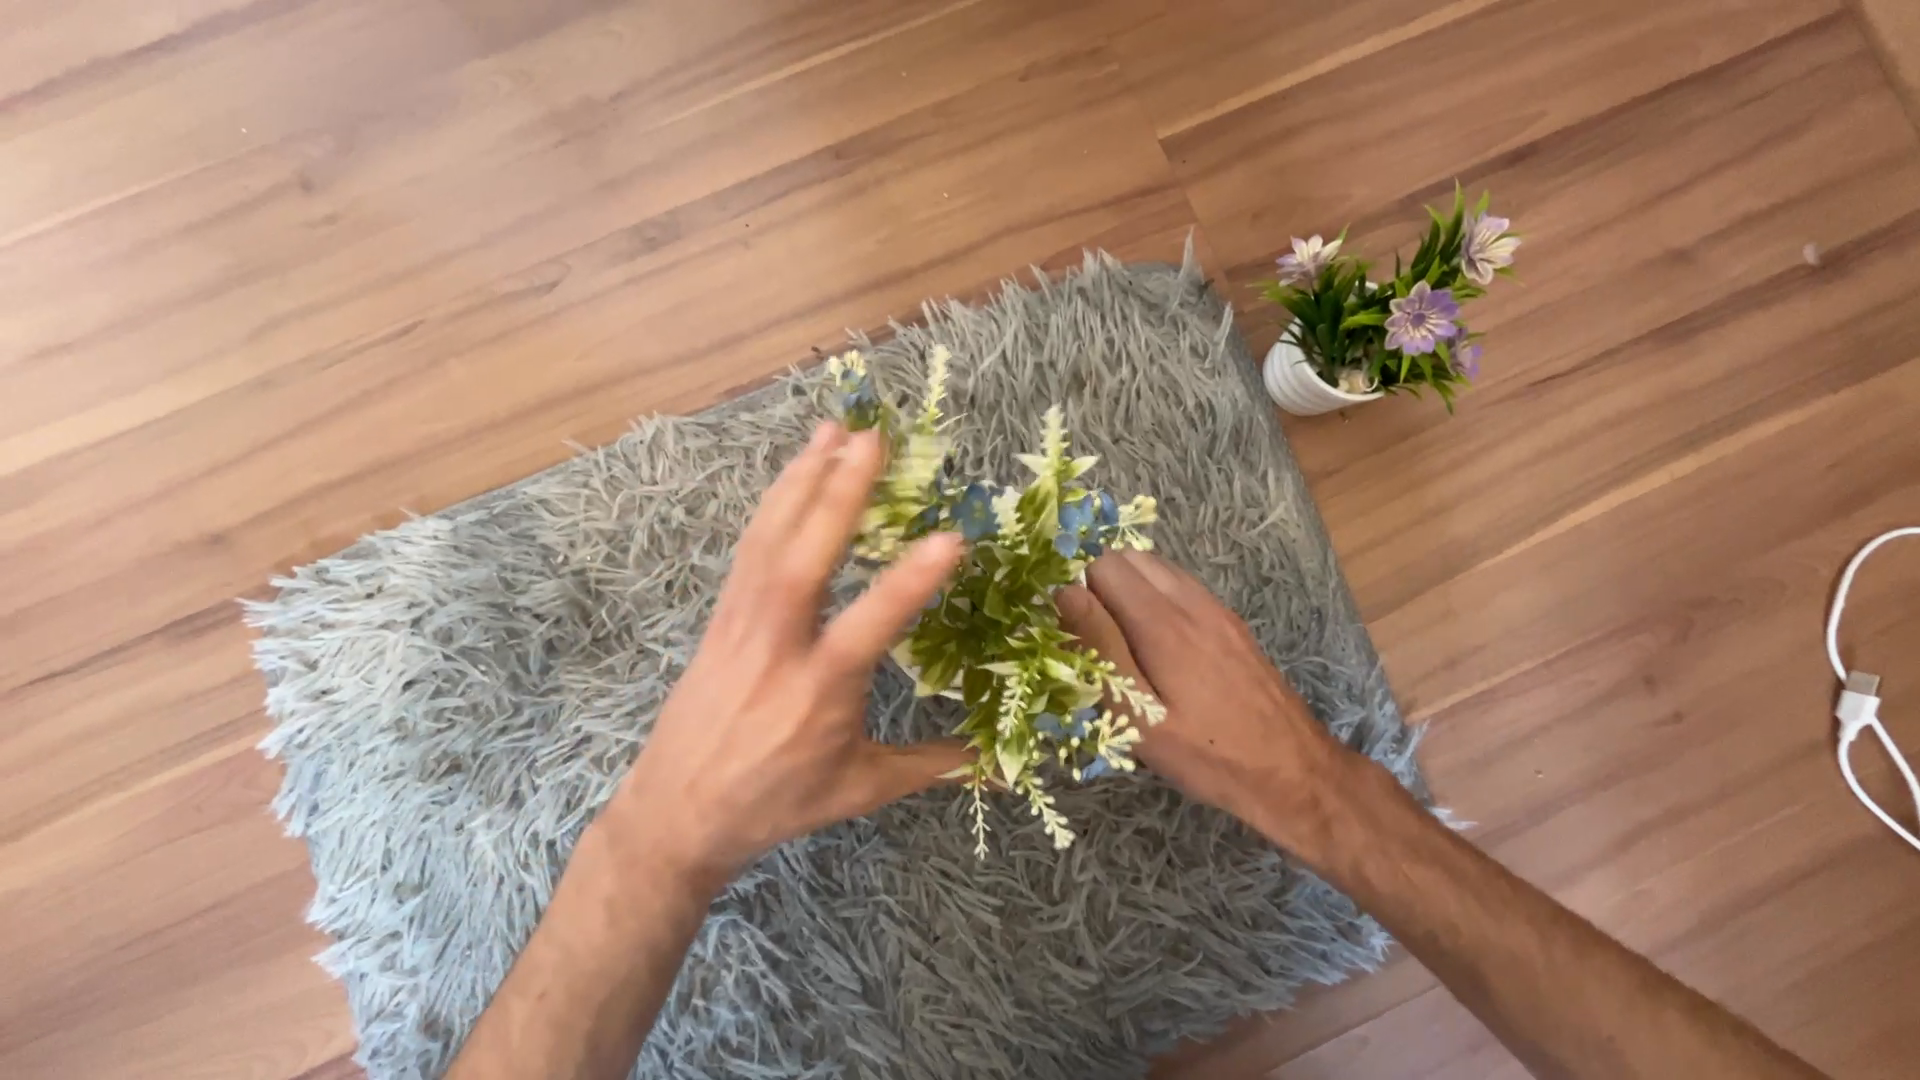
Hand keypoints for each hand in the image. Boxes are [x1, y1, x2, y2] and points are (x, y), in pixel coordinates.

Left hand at [606, 422, 970, 889]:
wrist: (676, 812)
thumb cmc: (775, 802)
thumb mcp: (859, 789)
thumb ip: (930, 765)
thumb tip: (997, 758)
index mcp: (819, 691)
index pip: (871, 625)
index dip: (910, 582)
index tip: (951, 537)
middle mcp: (777, 645)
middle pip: (805, 558)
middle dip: (838, 493)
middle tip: (871, 438)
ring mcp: (741, 623)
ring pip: (770, 540)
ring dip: (802, 480)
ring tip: (833, 430)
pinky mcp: (721, 615)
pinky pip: (749, 548)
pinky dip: (773, 504)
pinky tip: (792, 474)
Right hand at [1056, 550, 1359, 850]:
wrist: (1294, 772)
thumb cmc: (1207, 755)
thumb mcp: (1139, 717)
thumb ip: (1101, 649)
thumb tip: (1065, 592)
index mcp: (1163, 622)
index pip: (1102, 566)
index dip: (1078, 592)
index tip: (1072, 632)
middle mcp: (1190, 601)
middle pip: (1128, 557)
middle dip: (1099, 585)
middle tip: (1094, 637)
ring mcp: (1215, 608)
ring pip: (1155, 568)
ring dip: (1127, 589)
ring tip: (1122, 641)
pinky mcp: (1230, 622)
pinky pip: (1180, 587)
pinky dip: (1155, 598)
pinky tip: (1156, 646)